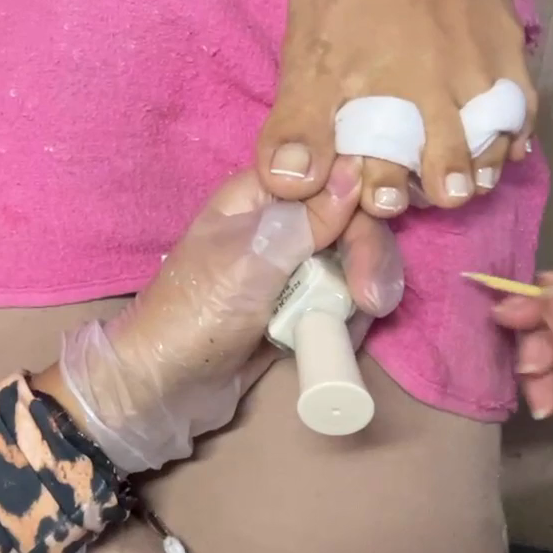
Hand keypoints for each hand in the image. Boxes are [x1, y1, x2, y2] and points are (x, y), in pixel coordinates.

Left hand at [37, 159, 401, 472]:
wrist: (167, 385)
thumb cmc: (198, 312)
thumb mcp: (252, 260)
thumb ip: (305, 219)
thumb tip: (352, 167)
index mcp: (258, 196)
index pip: (327, 173)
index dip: (361, 191)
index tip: (385, 217)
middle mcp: (277, 222)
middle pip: (347, 218)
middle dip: (367, 252)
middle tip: (372, 298)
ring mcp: (288, 266)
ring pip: (350, 259)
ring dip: (366, 284)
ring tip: (366, 314)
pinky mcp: (296, 304)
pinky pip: (340, 297)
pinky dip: (351, 312)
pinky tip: (349, 331)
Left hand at [260, 0, 536, 219]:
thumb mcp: (305, 43)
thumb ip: (300, 120)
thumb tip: (290, 187)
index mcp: (400, 108)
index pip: (398, 191)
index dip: (372, 202)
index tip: (351, 193)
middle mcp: (458, 99)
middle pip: (453, 179)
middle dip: (421, 190)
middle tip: (393, 178)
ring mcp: (493, 67)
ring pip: (492, 147)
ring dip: (467, 165)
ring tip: (438, 164)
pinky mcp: (510, 34)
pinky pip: (520, 105)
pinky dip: (504, 129)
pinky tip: (487, 131)